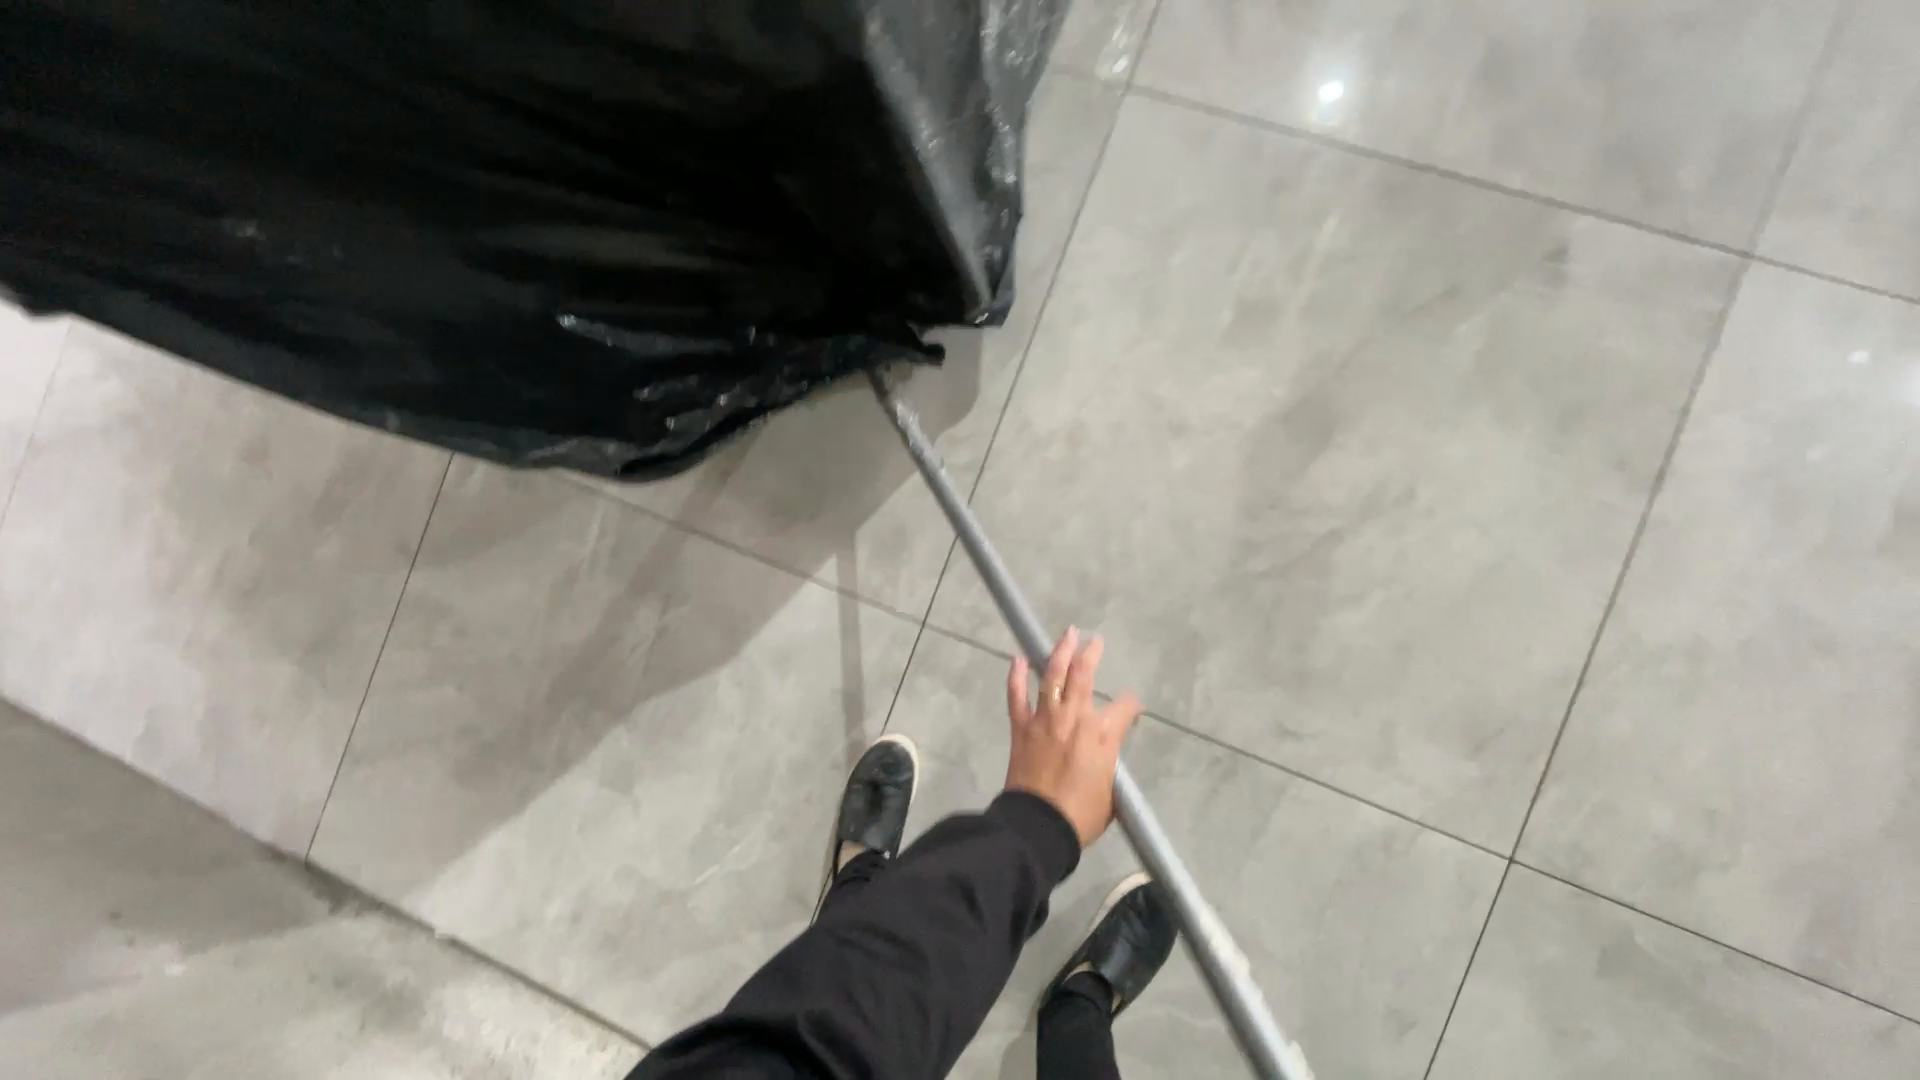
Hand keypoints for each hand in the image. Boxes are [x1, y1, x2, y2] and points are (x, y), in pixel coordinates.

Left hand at [1004, 626, 1141, 847]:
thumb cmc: (1081, 816)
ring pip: (1053, 675)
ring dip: (1060, 652)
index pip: (1124, 708)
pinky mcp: (1021, 727)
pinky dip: (1015, 676)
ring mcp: (1045, 719)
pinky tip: (1017, 659)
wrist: (1039, 825)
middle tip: (1095, 641)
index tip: (1132, 704)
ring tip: (1067, 634)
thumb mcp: (1112, 795)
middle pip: (1084, 675)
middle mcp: (1075, 718)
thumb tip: (1107, 758)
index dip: (1131, 704)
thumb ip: (1111, 767)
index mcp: (1103, 736)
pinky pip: (1017, 696)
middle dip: (1091, 654)